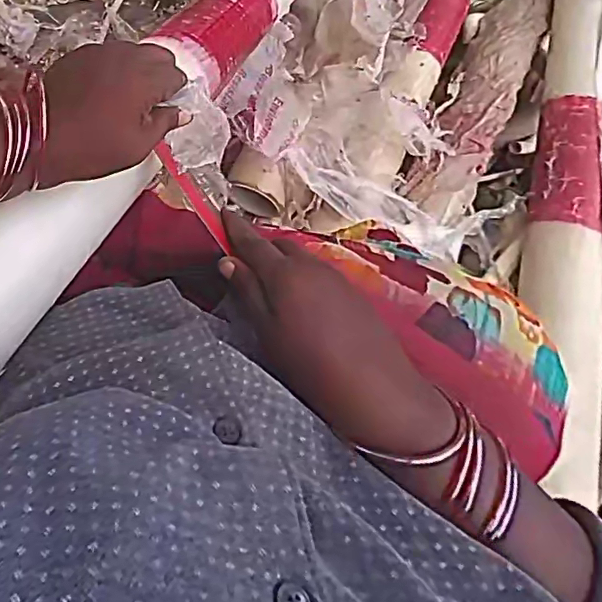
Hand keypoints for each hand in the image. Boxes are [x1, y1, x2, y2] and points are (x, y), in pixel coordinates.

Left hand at [37, 41, 186, 187]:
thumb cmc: (87, 146)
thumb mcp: (136, 146)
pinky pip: (109, 55)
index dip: (175, 93)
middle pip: (159, 56)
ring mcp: (101, 52)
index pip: (176, 75)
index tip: (167, 108)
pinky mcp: (81, 54)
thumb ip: (164, 123)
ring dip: (138, 70)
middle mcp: (125, 57)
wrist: (38, 137)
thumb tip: (180, 113)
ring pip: (134, 52)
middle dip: (160, 76)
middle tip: (151, 102)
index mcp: (145, 78)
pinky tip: (105, 92)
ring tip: (126, 99)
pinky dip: (114, 68)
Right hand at [219, 212, 454, 455]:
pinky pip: (320, 271)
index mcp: (284, 273)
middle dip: (261, 245)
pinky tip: (303, 297)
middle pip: (280, 244)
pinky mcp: (354, 292)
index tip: (223, 212)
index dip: (236, 227)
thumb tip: (228, 261)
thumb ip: (248, 292)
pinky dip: (304, 273)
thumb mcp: (268, 333)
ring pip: (302, 256)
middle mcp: (311, 265)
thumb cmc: (311, 365)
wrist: (378, 389)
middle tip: (244, 257)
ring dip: (284, 259)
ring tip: (272, 279)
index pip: (253, 242)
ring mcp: (336, 276)